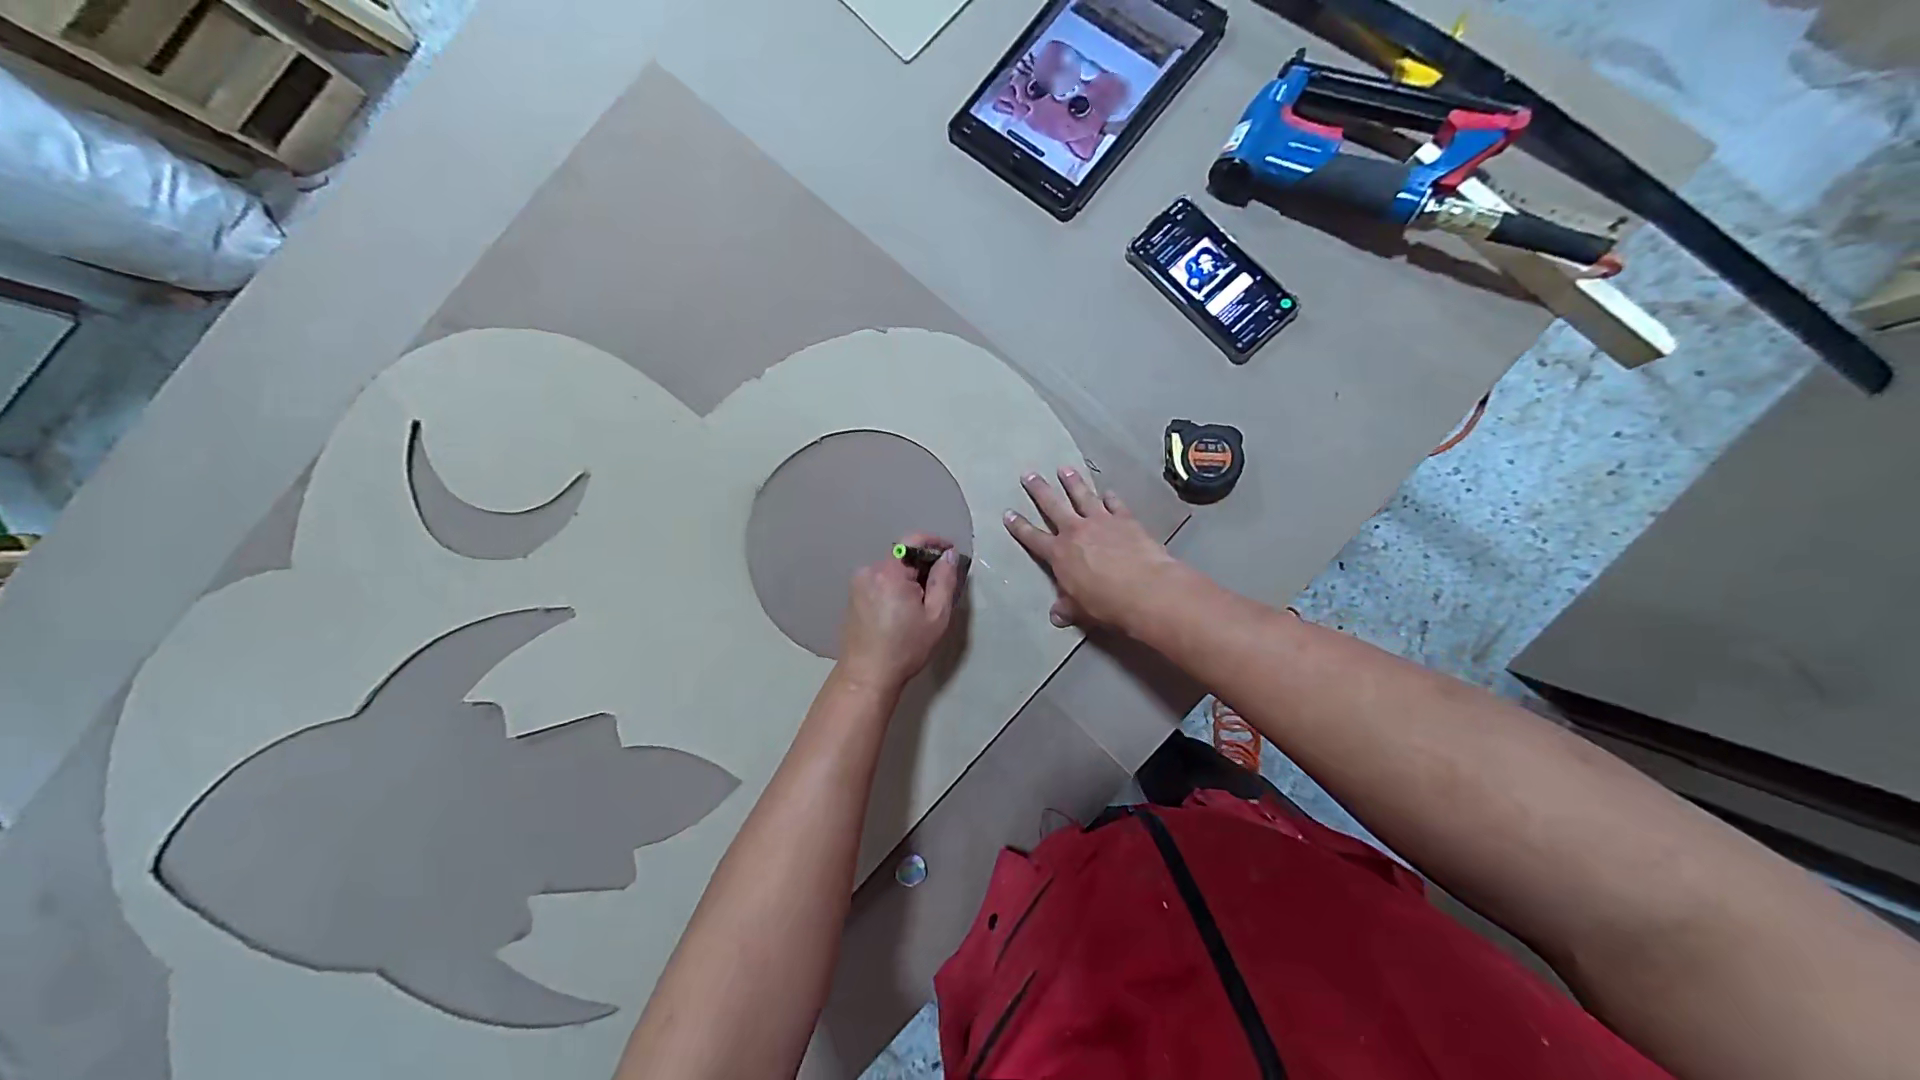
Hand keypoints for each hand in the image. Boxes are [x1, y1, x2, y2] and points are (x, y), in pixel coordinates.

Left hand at [837, 533, 963, 691]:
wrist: (867, 675)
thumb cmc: (905, 647)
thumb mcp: (936, 616)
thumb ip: (945, 580)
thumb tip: (948, 555)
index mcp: (889, 572)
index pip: (913, 541)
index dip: (935, 542)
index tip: (950, 553)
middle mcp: (869, 571)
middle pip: (902, 556)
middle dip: (923, 565)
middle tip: (939, 588)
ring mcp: (858, 583)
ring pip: (892, 570)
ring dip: (908, 578)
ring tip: (920, 604)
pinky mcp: (853, 595)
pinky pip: (880, 581)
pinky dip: (894, 587)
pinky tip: (901, 611)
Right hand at [1004, 467, 1185, 632]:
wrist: (1145, 589)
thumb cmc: (1107, 603)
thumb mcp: (1081, 610)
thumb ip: (1067, 607)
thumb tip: (1056, 616)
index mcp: (1059, 554)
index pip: (1032, 537)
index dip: (1018, 526)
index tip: (1008, 513)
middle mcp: (1075, 531)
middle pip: (1052, 505)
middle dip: (1039, 489)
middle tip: (1028, 474)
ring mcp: (1101, 521)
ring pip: (1082, 495)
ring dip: (1072, 482)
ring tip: (1064, 469)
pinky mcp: (1125, 520)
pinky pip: (1115, 504)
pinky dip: (1110, 497)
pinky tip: (1108, 492)